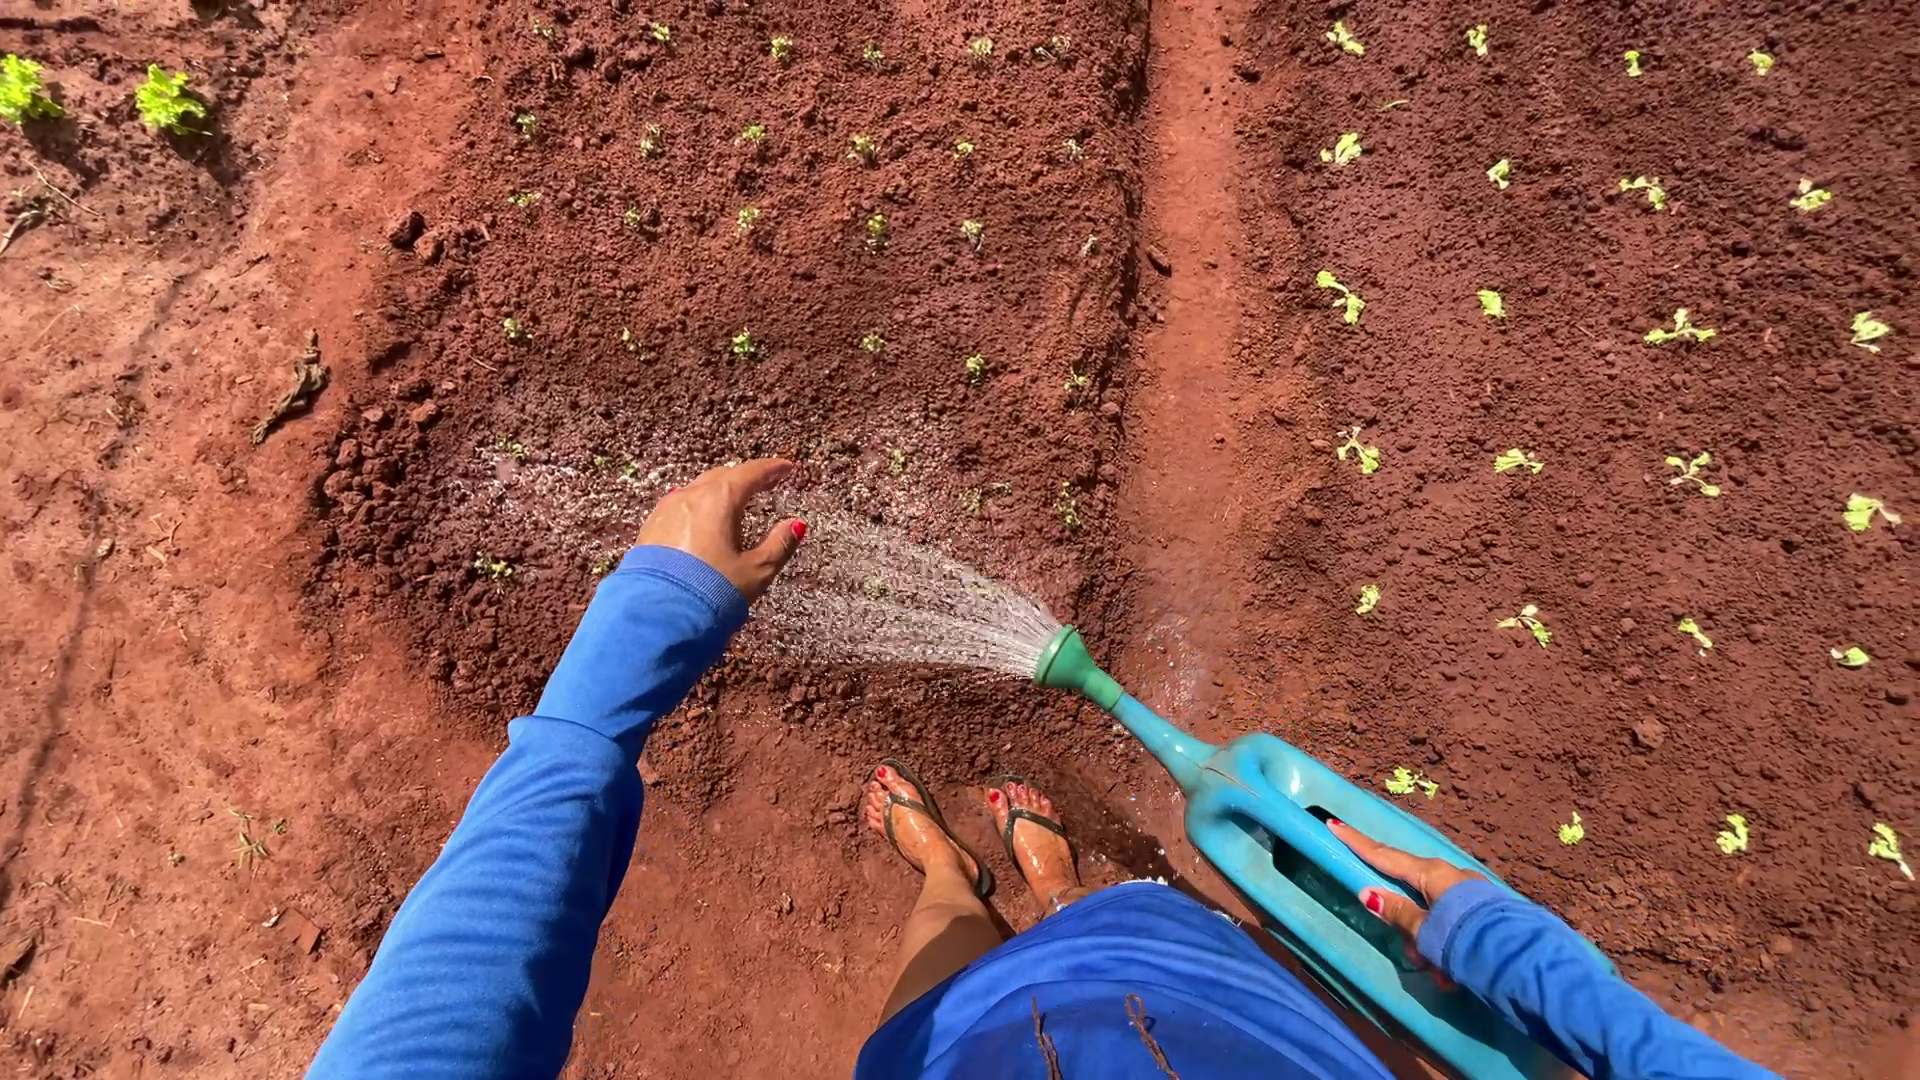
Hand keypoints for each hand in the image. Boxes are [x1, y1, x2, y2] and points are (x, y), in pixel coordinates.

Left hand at [636, 458, 803, 600]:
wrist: (659, 617)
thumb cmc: (713, 592)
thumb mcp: (757, 570)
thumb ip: (780, 543)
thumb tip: (796, 525)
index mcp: (719, 501)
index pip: (750, 473)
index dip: (772, 468)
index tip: (787, 468)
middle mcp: (690, 497)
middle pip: (723, 476)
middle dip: (746, 476)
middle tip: (767, 481)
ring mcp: (666, 510)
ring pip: (698, 488)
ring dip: (721, 489)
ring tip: (737, 498)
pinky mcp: (651, 528)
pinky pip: (680, 504)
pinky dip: (699, 504)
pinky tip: (705, 516)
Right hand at [1328, 821, 1484, 974]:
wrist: (1537, 970)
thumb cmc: (1471, 945)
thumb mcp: (1427, 934)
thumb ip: (1398, 914)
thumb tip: (1369, 893)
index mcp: (1433, 875)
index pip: (1385, 856)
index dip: (1357, 843)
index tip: (1334, 823)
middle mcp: (1454, 878)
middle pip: (1412, 892)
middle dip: (1406, 923)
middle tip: (1411, 953)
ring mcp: (1477, 897)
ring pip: (1436, 915)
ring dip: (1430, 943)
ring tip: (1440, 976)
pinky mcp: (1494, 917)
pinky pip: (1458, 927)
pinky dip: (1450, 948)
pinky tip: (1456, 977)